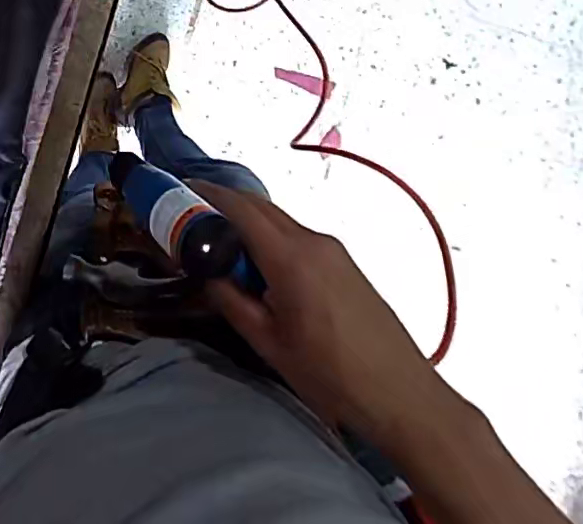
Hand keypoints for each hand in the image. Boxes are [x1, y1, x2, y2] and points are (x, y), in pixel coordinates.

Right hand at [197, 183, 452, 445]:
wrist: (401, 393)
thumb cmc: (330, 375)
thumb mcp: (268, 343)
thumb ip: (231, 301)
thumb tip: (206, 273)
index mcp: (291, 257)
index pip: (241, 208)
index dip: (208, 195)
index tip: (181, 190)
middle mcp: (312, 240)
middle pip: (259, 206)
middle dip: (223, 203)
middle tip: (191, 215)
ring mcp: (331, 247)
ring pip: (279, 219)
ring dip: (247, 221)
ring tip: (221, 244)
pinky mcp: (343, 260)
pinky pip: (296, 235)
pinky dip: (270, 237)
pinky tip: (260, 265)